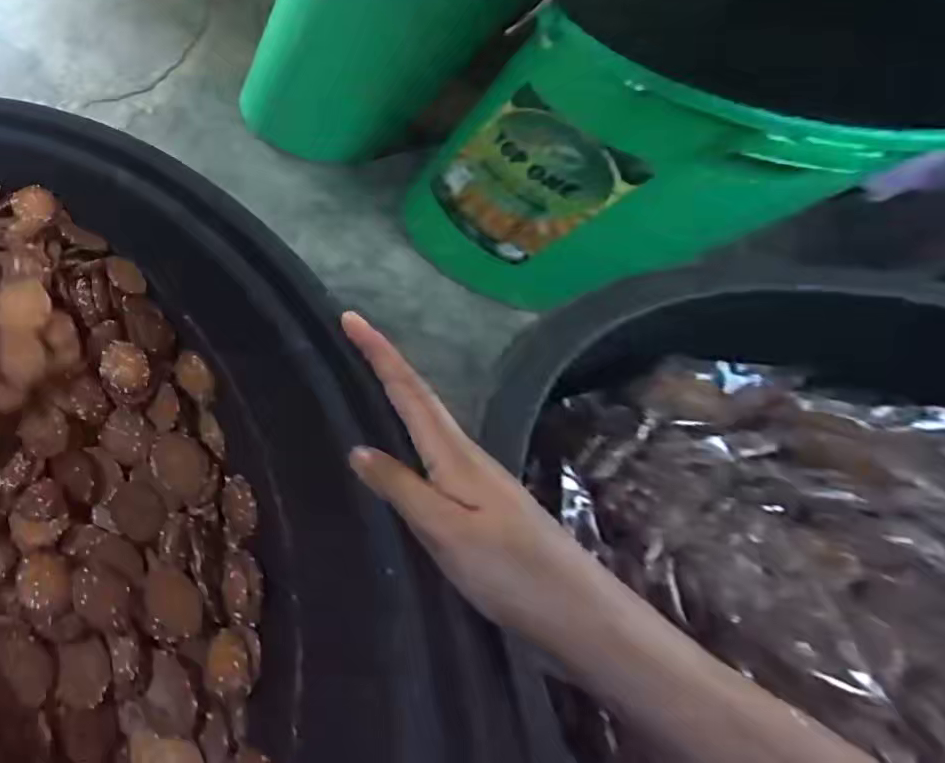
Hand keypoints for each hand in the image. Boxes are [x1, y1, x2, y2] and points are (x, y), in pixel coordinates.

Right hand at [342, 312, 618, 644]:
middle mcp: (467, 457)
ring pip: (427, 422)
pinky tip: (399, 445)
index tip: (350, 317)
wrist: (595, 626)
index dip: (378, 353)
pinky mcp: (483, 504)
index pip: (409, 392)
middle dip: (384, 362)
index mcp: (456, 456)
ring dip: (396, 391)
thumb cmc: (517, 575)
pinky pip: (433, 451)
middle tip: (350, 334)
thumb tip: (357, 449)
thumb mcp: (447, 533)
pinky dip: (408, 428)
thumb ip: (401, 488)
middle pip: (419, 397)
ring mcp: (479, 480)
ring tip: (365, 375)